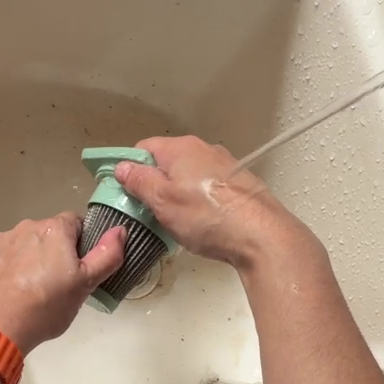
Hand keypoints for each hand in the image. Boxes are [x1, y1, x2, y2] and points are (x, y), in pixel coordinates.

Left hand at [0, 213, 125, 351]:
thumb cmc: (45, 306)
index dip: (82, 245)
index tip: (79, 269)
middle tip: (58, 285)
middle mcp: (27, 226)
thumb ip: (106, 256)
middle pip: (50, 234)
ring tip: (32, 291)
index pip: (77, 223)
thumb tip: (120, 229)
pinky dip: (11, 268)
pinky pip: (5, 256)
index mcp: (55, 229)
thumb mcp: (84, 285)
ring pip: (26, 245)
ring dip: (32, 259)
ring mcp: (2, 241)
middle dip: (56, 252)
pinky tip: (12, 290)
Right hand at [114, 136, 308, 269]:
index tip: (124, 192)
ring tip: (174, 223)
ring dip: (176, 196)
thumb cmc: (207, 217)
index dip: (130, 168)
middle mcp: (204, 150)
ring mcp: (224, 167)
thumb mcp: (162, 201)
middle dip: (154, 185)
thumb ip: (139, 181)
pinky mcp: (238, 186)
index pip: (144, 148)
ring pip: (187, 177)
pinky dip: (197, 203)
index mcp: (181, 148)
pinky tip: (199, 225)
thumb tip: (122, 166)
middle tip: (147, 213)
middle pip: (167, 163)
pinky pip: (207, 190)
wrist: (261, 236)